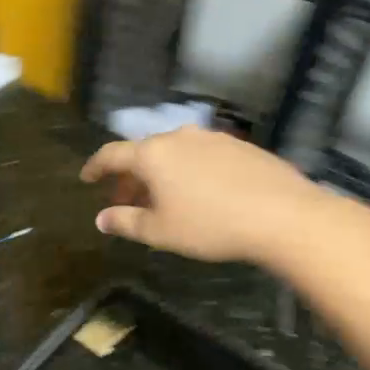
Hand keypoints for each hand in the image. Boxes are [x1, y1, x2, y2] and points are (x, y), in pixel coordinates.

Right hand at [79, 128, 323, 263]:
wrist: (284, 216)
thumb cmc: (209, 225)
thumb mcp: (159, 232)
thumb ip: (125, 222)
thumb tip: (102, 218)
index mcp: (152, 155)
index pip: (111, 154)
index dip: (95, 167)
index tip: (86, 179)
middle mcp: (179, 137)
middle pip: (144, 153)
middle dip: (130, 177)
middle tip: (125, 201)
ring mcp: (213, 138)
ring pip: (174, 153)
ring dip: (161, 174)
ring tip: (162, 200)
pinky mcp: (240, 147)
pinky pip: (201, 156)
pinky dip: (188, 172)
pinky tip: (198, 195)